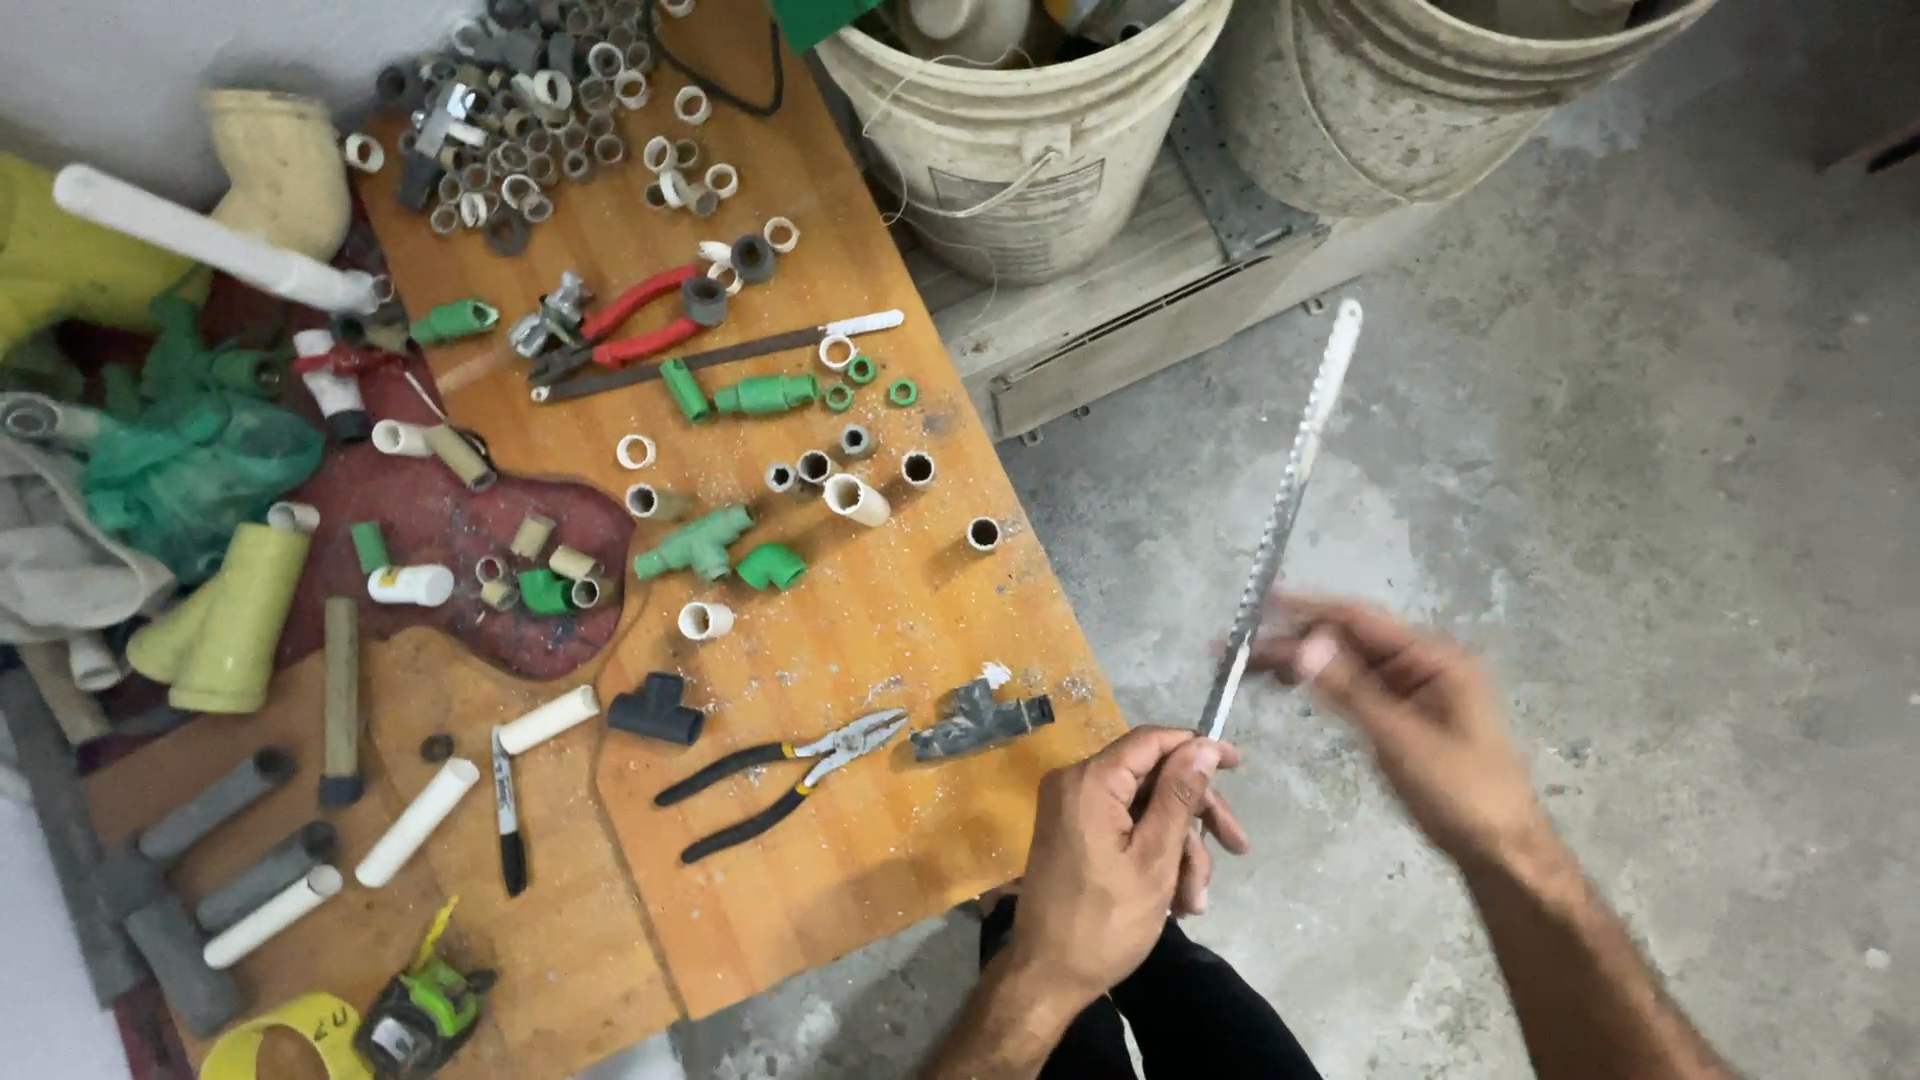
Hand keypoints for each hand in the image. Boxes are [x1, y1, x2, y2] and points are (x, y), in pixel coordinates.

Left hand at [1005, 727, 1249, 1010]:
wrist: (1047, 975)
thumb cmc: (1104, 922)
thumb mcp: (1154, 859)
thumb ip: (1179, 796)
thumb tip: (1204, 746)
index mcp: (1090, 780)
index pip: (1151, 740)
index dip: (1197, 747)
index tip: (1238, 764)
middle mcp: (1074, 781)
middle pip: (1151, 776)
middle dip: (1194, 816)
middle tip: (1237, 848)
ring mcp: (1070, 806)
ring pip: (1143, 807)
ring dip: (1178, 848)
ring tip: (1194, 902)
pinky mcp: (1071, 829)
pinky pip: (1123, 825)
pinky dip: (1152, 854)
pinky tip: (1175, 899)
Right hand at [1247, 595, 1550, 869]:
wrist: (1501, 850)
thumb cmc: (1461, 792)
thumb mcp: (1400, 738)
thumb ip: (1349, 689)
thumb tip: (1302, 644)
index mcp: (1434, 658)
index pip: (1359, 620)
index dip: (1308, 609)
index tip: (1261, 604)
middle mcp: (1420, 662)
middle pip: (1345, 638)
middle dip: (1293, 639)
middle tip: (1239, 648)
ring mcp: (1408, 687)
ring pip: (1342, 661)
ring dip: (1298, 660)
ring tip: (1247, 665)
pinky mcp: (1396, 711)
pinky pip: (1348, 685)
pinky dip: (1316, 682)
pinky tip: (1283, 684)